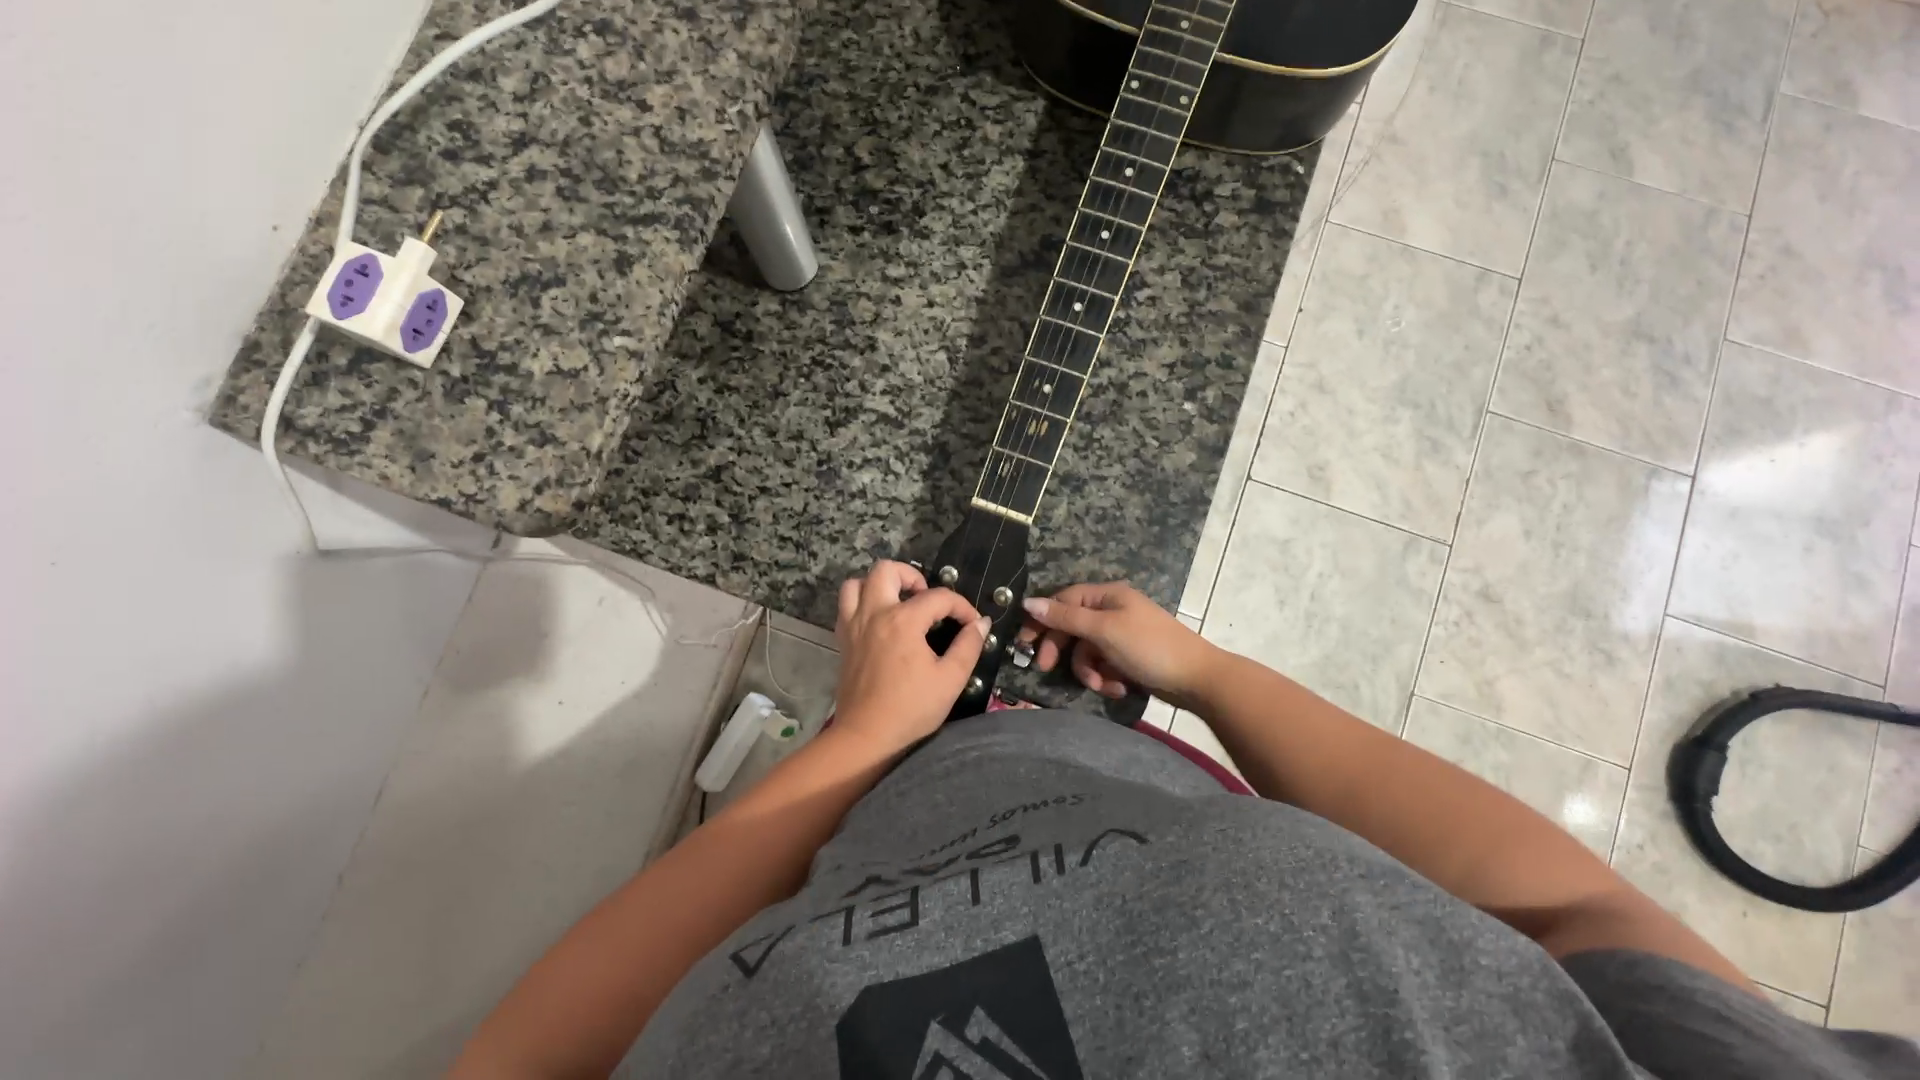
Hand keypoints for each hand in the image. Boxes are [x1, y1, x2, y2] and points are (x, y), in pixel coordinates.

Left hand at [832, 560, 990, 750]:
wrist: (866, 737)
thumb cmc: (911, 709)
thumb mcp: (951, 679)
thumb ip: (968, 646)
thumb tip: (980, 623)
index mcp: (903, 621)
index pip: (939, 597)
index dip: (962, 607)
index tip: (972, 625)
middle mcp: (874, 614)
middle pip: (886, 570)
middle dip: (912, 576)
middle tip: (927, 600)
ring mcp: (853, 626)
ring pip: (856, 583)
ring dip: (879, 585)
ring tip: (899, 602)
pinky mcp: (843, 641)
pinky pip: (846, 607)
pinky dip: (862, 603)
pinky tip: (879, 621)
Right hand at [1015, 582, 1224, 707]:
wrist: (1196, 679)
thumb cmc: (1149, 647)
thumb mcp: (1104, 630)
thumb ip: (1066, 617)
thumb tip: (1029, 602)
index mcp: (1107, 596)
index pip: (1063, 601)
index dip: (1042, 619)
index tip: (1024, 642)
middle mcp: (1112, 611)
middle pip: (1072, 627)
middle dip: (1063, 650)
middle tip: (1047, 669)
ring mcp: (1121, 635)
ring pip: (1086, 651)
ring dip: (1089, 670)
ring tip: (1102, 684)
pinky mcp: (1128, 658)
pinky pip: (1103, 665)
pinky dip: (1106, 677)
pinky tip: (1118, 687)